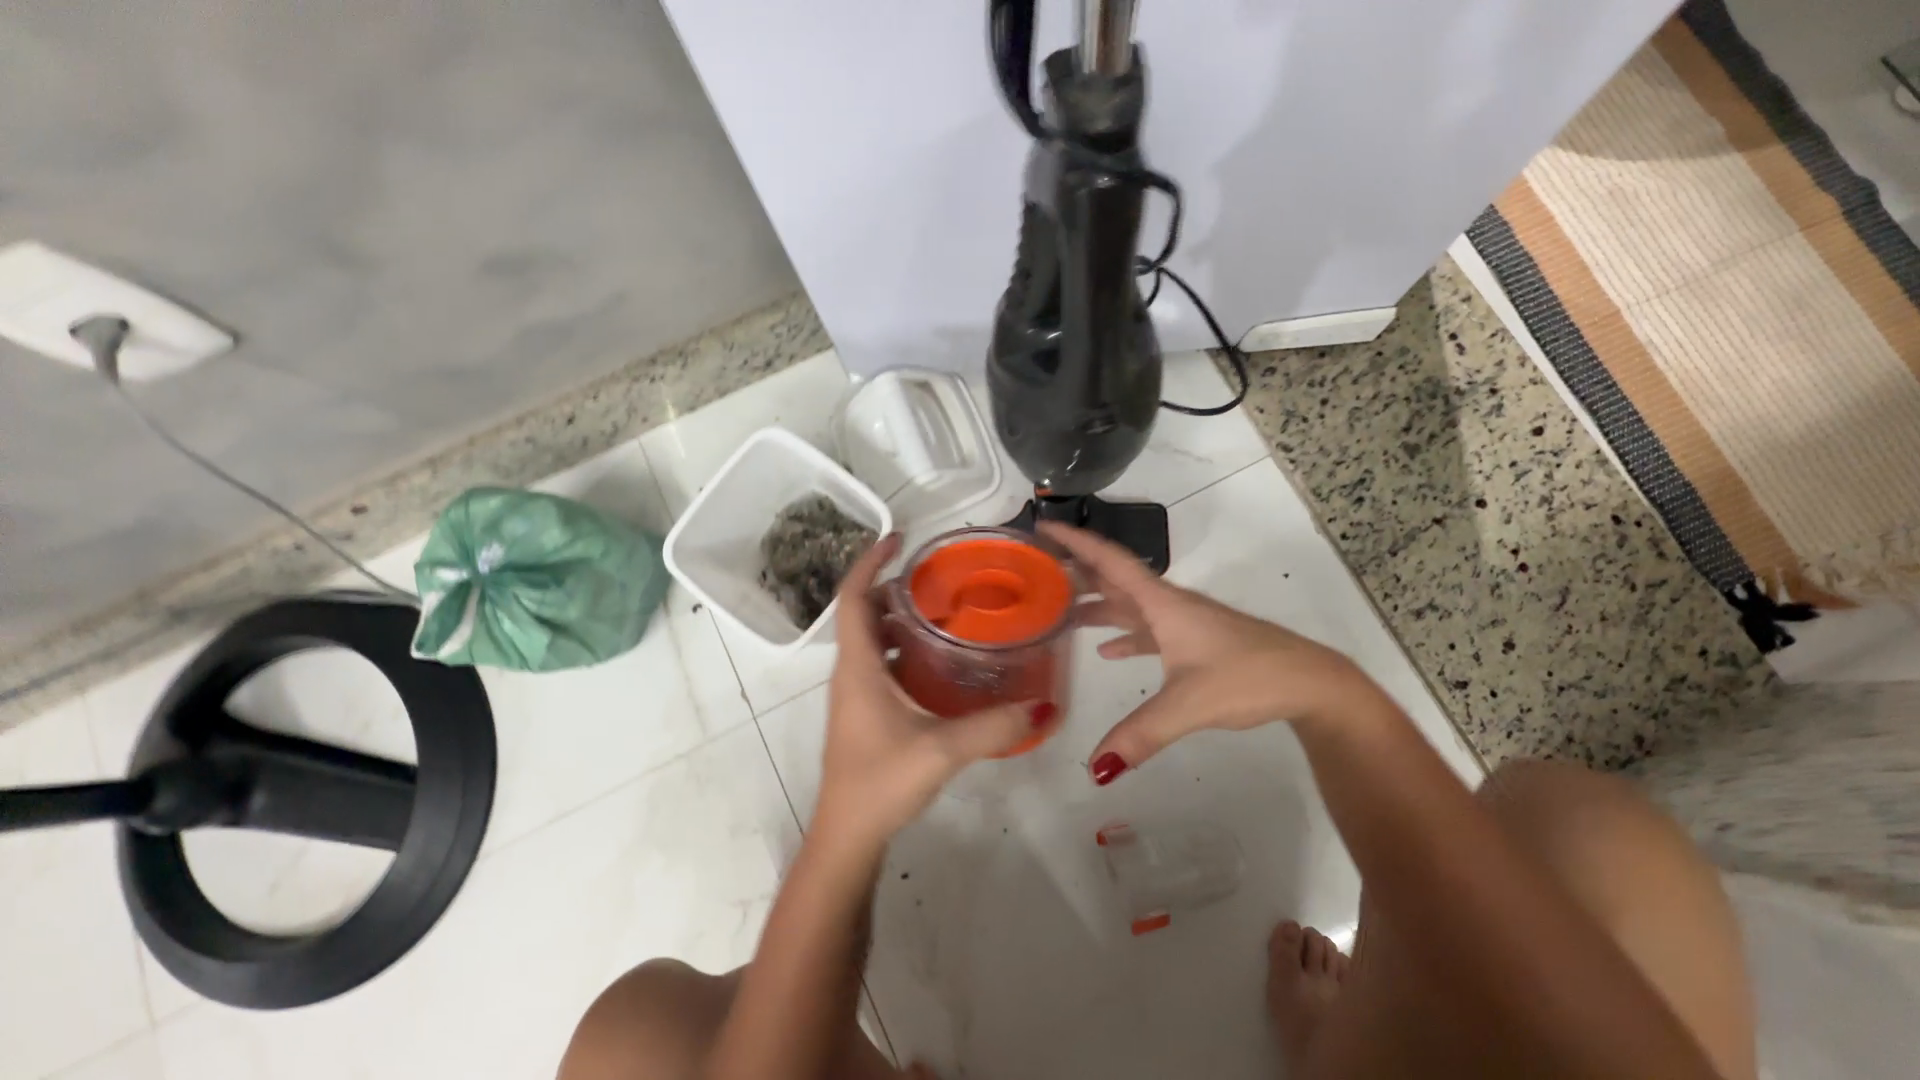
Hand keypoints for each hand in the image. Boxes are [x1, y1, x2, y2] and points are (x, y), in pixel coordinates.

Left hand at [812, 534, 1059, 851]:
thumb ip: (992, 727)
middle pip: (865, 613)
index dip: (870, 561)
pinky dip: (906, 650)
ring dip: (902, 619)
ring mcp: (856, 696)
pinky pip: (882, 665)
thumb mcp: (940, 751)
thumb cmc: (880, 784)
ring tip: (950, 611)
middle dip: (897, 588)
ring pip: (874, 641)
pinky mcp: (866, 715)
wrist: (847, 836)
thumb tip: (1045, 704)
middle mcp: (851, 673)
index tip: (900, 537)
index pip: (853, 597)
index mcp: (858, 667)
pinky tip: (945, 664)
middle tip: (943, 577)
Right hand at [1039, 522, 1373, 784]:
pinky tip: (1106, 652)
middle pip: (1114, 579)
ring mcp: (1184, 623)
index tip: (1041, 526)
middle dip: (1076, 572)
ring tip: (1059, 611)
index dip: (1075, 542)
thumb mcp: (1188, 706)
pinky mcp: (1196, 642)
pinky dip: (1123, 635)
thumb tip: (1094, 769)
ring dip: (1096, 604)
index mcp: (1163, 603)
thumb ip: (1140, 735)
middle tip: (1035, 570)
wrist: (1308, 682)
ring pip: (1130, 604)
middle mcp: (1169, 605)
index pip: (1110, 561)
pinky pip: (1148, 629)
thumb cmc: (1248, 677)